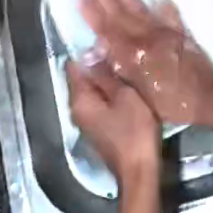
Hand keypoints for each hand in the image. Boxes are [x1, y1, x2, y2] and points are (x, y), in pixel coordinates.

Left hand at [66, 59, 160, 186]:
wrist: (138, 170)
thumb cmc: (134, 131)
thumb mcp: (124, 96)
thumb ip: (106, 73)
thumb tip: (92, 51)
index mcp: (78, 100)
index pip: (73, 66)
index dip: (88, 51)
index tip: (106, 43)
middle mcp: (75, 110)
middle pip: (82, 79)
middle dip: (98, 66)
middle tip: (120, 55)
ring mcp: (86, 122)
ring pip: (92, 93)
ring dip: (106, 82)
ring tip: (126, 71)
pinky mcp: (98, 130)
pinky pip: (99, 105)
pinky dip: (110, 97)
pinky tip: (126, 92)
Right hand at [79, 0, 212, 128]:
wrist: (209, 98)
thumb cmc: (172, 104)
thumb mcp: (138, 93)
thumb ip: (118, 69)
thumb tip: (97, 50)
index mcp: (134, 54)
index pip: (108, 29)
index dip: (93, 12)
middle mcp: (148, 38)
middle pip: (122, 13)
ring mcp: (166, 33)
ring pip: (141, 9)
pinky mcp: (182, 34)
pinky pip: (170, 15)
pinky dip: (163, 6)